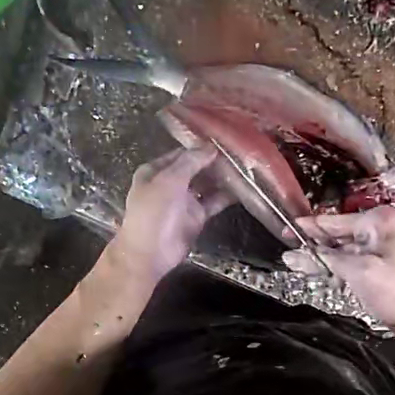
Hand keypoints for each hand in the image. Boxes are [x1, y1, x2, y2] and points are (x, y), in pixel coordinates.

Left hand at [107, 148, 232, 285]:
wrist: (150, 252)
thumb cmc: (154, 212)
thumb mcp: (169, 180)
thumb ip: (190, 162)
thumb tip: (210, 147)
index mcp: (155, 171)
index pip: (181, 154)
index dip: (200, 148)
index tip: (223, 141)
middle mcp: (169, 183)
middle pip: (195, 168)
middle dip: (213, 162)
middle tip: (238, 154)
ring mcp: (183, 201)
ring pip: (205, 184)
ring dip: (221, 178)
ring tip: (244, 167)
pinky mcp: (196, 217)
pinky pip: (213, 202)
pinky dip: (225, 196)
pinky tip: (242, 188)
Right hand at [284, 207, 394, 333]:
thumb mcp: (356, 270)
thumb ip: (323, 259)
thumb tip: (292, 255)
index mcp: (378, 220)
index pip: (334, 221)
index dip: (308, 227)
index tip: (285, 229)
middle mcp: (380, 229)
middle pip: (337, 235)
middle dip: (314, 245)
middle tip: (288, 251)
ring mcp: (381, 249)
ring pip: (342, 250)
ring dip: (322, 259)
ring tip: (297, 264)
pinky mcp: (380, 268)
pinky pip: (351, 263)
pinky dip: (335, 269)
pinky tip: (319, 273)